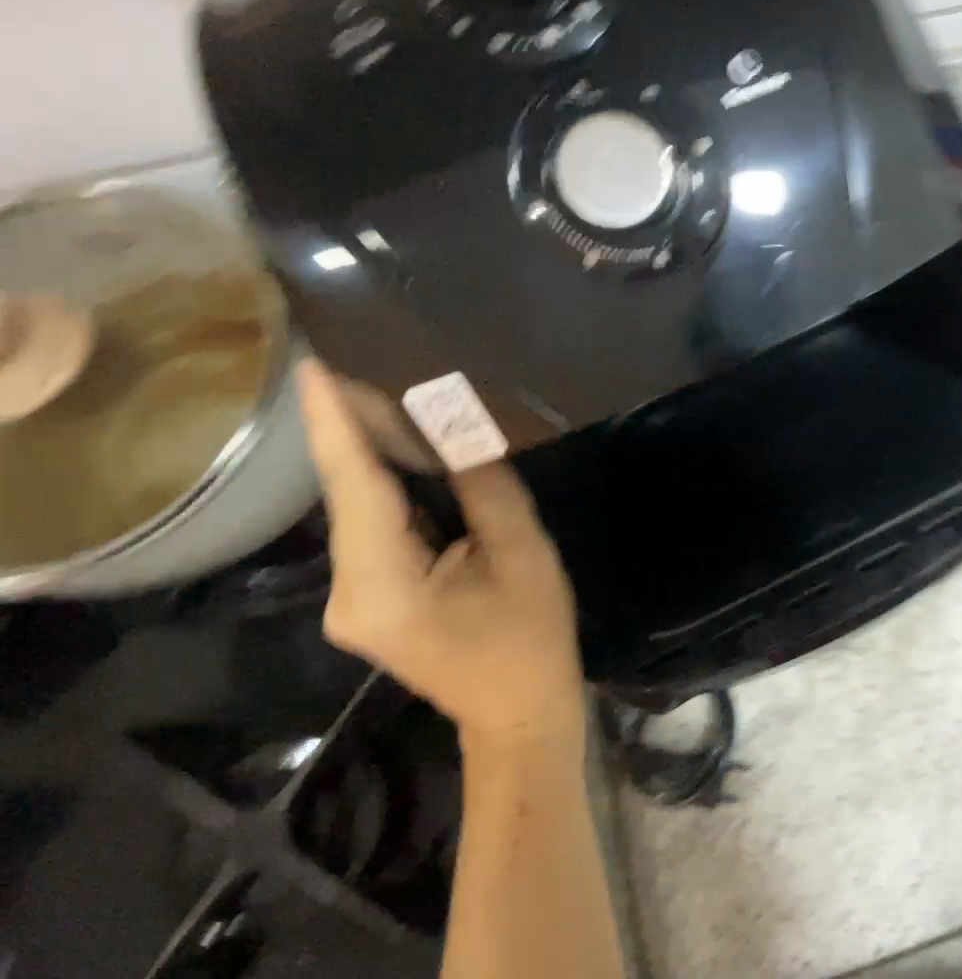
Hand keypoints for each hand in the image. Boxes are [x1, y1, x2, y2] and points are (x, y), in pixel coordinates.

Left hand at [297, 361, 585, 749]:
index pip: (353, 488)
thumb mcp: (523, 556)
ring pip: (357, 514)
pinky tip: (406, 458)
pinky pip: (370, 533)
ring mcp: (348, 601)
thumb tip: (458, 427)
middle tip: (369, 366)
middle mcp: (345, 593)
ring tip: (390, 398)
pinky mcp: (365, 602)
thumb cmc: (532, 638)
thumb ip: (485, 489)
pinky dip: (387, 493)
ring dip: (374, 461)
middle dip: (357, 433)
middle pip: (348, 497)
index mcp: (383, 585)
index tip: (312, 367)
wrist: (519, 712)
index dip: (335, 425)